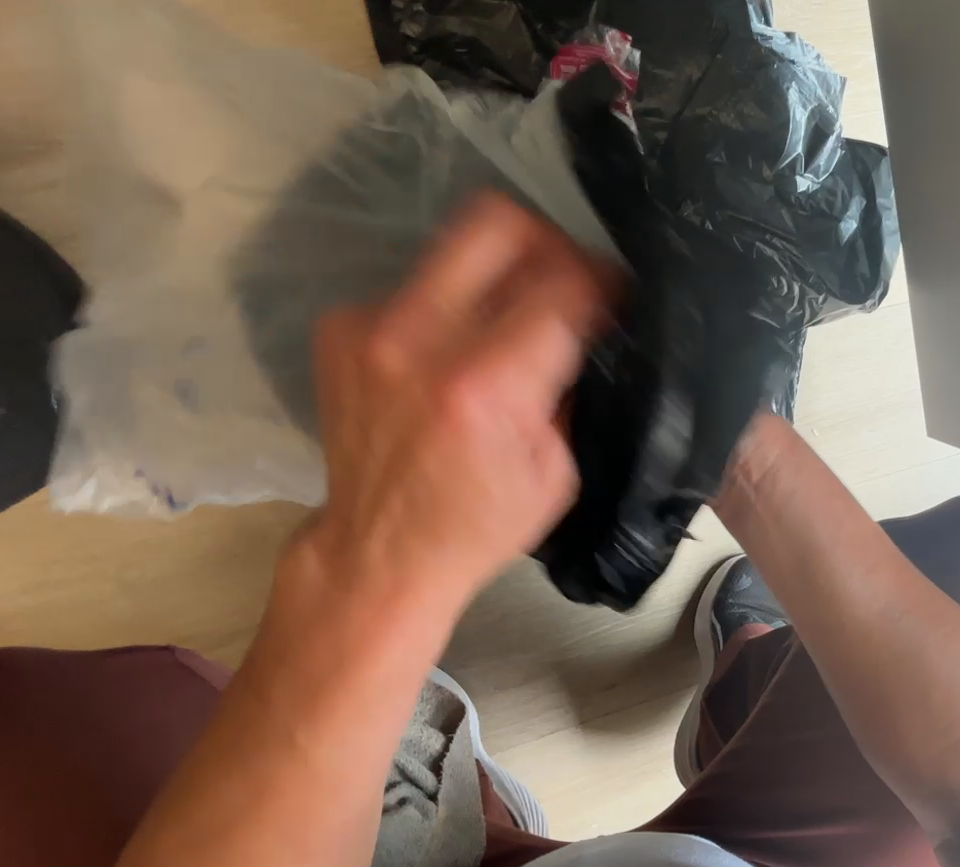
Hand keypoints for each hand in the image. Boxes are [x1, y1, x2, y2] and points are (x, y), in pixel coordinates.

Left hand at [300, 194, 613, 606]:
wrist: (378, 551)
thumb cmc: (482, 523)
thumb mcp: (558, 470)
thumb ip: (571, 388)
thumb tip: (588, 331)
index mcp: (487, 387)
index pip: (564, 285)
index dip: (605, 280)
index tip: (618, 295)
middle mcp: (420, 339)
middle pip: (498, 222)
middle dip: (552, 241)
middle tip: (569, 279)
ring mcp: (370, 326)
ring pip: (455, 243)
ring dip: (502, 271)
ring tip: (516, 315)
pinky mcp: (341, 327)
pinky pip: (417, 283)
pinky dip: (451, 304)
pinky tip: (457, 347)